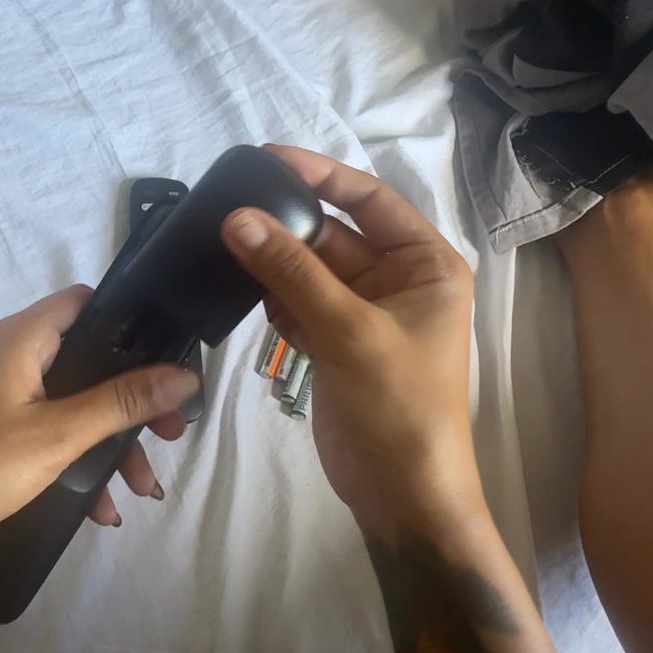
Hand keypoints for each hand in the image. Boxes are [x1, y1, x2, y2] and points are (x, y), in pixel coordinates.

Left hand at [0, 287, 200, 572]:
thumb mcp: (57, 434)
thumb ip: (121, 403)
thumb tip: (183, 376)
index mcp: (24, 337)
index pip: (87, 302)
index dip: (131, 321)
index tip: (168, 356)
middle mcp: (14, 355)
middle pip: (89, 360)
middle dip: (132, 400)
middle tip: (171, 433)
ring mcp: (3, 393)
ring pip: (74, 402)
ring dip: (110, 441)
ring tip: (142, 487)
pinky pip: (51, 430)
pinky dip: (78, 458)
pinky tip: (101, 506)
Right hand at [221, 146, 481, 536]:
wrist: (400, 492)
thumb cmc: (398, 406)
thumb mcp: (348, 330)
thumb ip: (291, 272)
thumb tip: (237, 218)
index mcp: (424, 264)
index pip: (368, 199)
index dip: (318, 175)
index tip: (264, 159)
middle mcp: (395, 280)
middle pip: (330, 234)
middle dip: (284, 229)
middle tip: (227, 216)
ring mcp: (362, 311)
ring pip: (307, 269)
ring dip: (273, 266)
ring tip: (228, 256)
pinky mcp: (334, 339)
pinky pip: (297, 301)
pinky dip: (275, 301)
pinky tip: (255, 305)